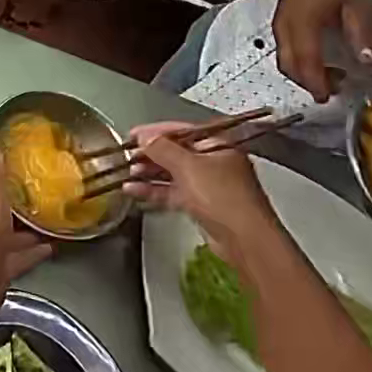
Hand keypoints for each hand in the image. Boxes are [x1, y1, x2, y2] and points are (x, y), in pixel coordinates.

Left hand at [0, 149, 52, 322]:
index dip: (5, 176)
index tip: (26, 167)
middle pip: (4, 211)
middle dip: (20, 203)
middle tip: (47, 193)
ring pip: (15, 234)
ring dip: (31, 228)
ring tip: (55, 218)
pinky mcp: (4, 268)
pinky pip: (24, 256)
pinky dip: (36, 251)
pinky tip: (53, 246)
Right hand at [122, 122, 282, 267]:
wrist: (245, 240)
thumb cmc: (223, 197)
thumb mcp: (189, 166)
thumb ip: (162, 149)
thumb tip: (145, 138)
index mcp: (216, 144)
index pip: (180, 130)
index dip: (154, 132)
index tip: (133, 135)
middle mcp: (214, 160)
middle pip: (176, 151)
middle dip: (150, 154)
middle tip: (127, 155)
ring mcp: (208, 184)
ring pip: (173, 173)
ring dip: (149, 173)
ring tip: (127, 172)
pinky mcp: (202, 205)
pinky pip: (173, 192)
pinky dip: (155, 191)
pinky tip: (135, 190)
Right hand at [273, 0, 371, 101]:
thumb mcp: (358, 3)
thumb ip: (363, 33)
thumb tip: (369, 62)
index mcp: (303, 28)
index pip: (306, 65)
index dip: (317, 84)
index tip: (330, 98)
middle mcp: (286, 30)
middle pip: (289, 67)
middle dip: (308, 82)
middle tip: (333, 88)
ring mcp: (281, 24)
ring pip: (285, 59)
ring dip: (303, 72)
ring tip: (328, 73)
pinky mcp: (281, 20)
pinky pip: (285, 49)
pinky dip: (299, 60)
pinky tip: (317, 54)